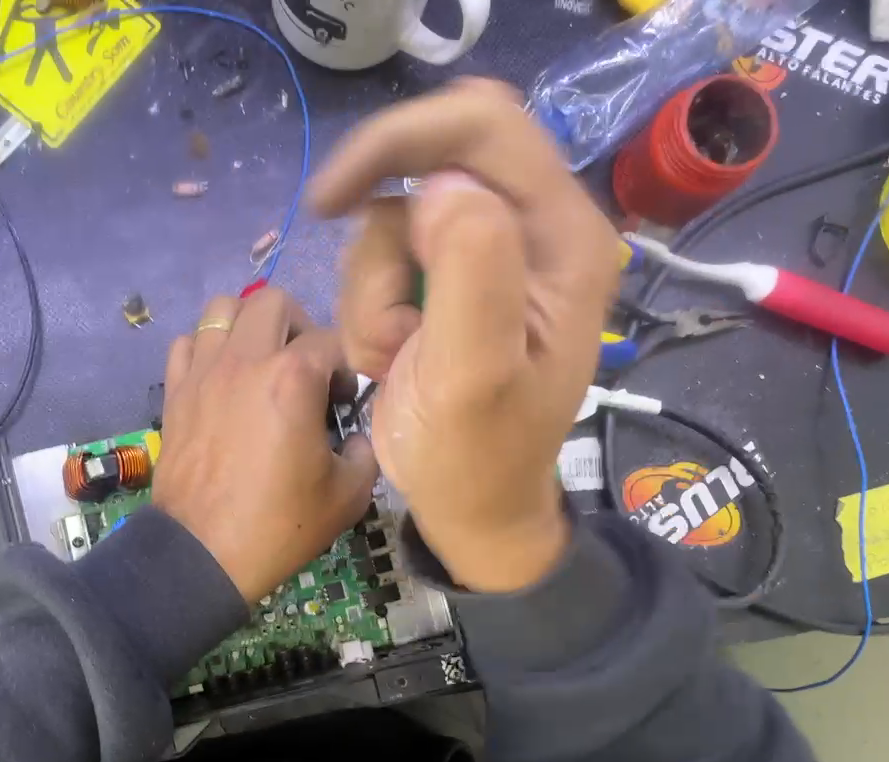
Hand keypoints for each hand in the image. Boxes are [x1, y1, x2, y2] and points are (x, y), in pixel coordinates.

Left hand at [153, 288, 377, 604]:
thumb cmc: (279, 527)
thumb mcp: (348, 495)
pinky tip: (220, 379)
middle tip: (304, 369)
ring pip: (222, 308)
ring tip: (260, 364)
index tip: (342, 404)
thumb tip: (355, 434)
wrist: (203, 556)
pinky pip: (187, 343)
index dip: (345, 368)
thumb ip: (365, 450)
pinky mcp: (174, 392)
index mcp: (293, 378)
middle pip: (273, 301)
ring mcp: (202, 373)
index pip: (332, 340)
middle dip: (298, 327)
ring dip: (248, 327)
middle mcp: (244, 360)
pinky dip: (207, 348)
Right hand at [308, 79, 620, 592]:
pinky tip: (389, 361)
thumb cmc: (478, 456)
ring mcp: (483, 257)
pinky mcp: (444, 284)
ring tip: (395, 359)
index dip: (399, 141)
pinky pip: (380, 262)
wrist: (470, 507)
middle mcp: (527, 231)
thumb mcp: (474, 373)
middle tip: (367, 306)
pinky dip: (367, 312)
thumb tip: (441, 186)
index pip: (482, 127)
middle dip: (381, 244)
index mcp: (558, 237)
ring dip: (371, 293)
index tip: (331, 198)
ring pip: (393, 221)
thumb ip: (469, 270)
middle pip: (428, 166)